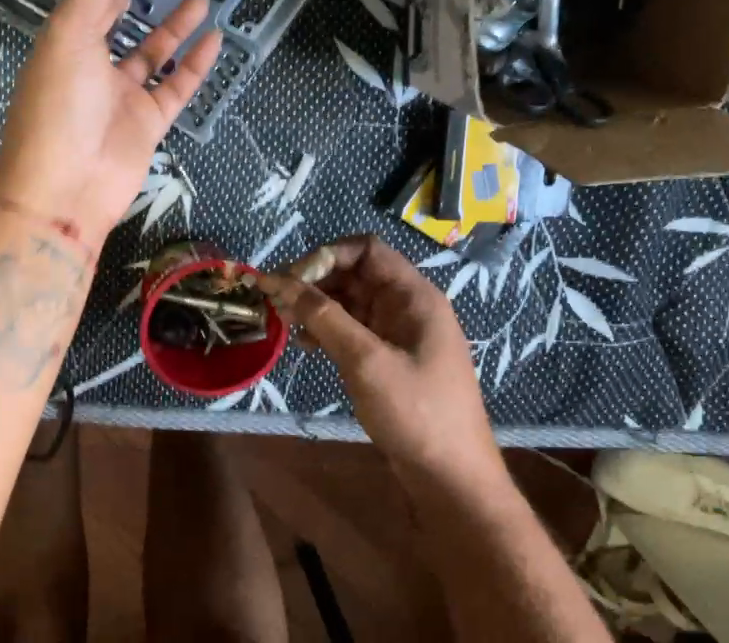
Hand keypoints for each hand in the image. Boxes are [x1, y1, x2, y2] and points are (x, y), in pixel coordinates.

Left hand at [0, 0, 221, 244]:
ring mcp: (120, 99)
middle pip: (116, 29)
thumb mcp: (68, 34)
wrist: (65, 187)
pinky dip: (195, 64)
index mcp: (61, 48)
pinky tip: (214, 38)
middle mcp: (89, 71)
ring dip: (174, 29)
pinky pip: (176, 87)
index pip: (86, 6)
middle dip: (134, 2)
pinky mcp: (147, 124)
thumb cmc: (57, 103)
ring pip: (152, 56)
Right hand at [257, 237, 504, 497]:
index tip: (291, 278)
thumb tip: (278, 280)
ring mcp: (399, 333)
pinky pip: (352, 328)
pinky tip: (303, 343)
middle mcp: (407, 307)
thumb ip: (322, 315)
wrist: (452, 478)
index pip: (365, 250)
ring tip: (282, 320)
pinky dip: (325, 328)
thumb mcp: (364, 360)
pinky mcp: (389, 357)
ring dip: (315, 305)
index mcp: (414, 297)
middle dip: (313, 280)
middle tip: (276, 300)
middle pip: (354, 273)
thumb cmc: (415, 412)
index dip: (325, 255)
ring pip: (349, 301)